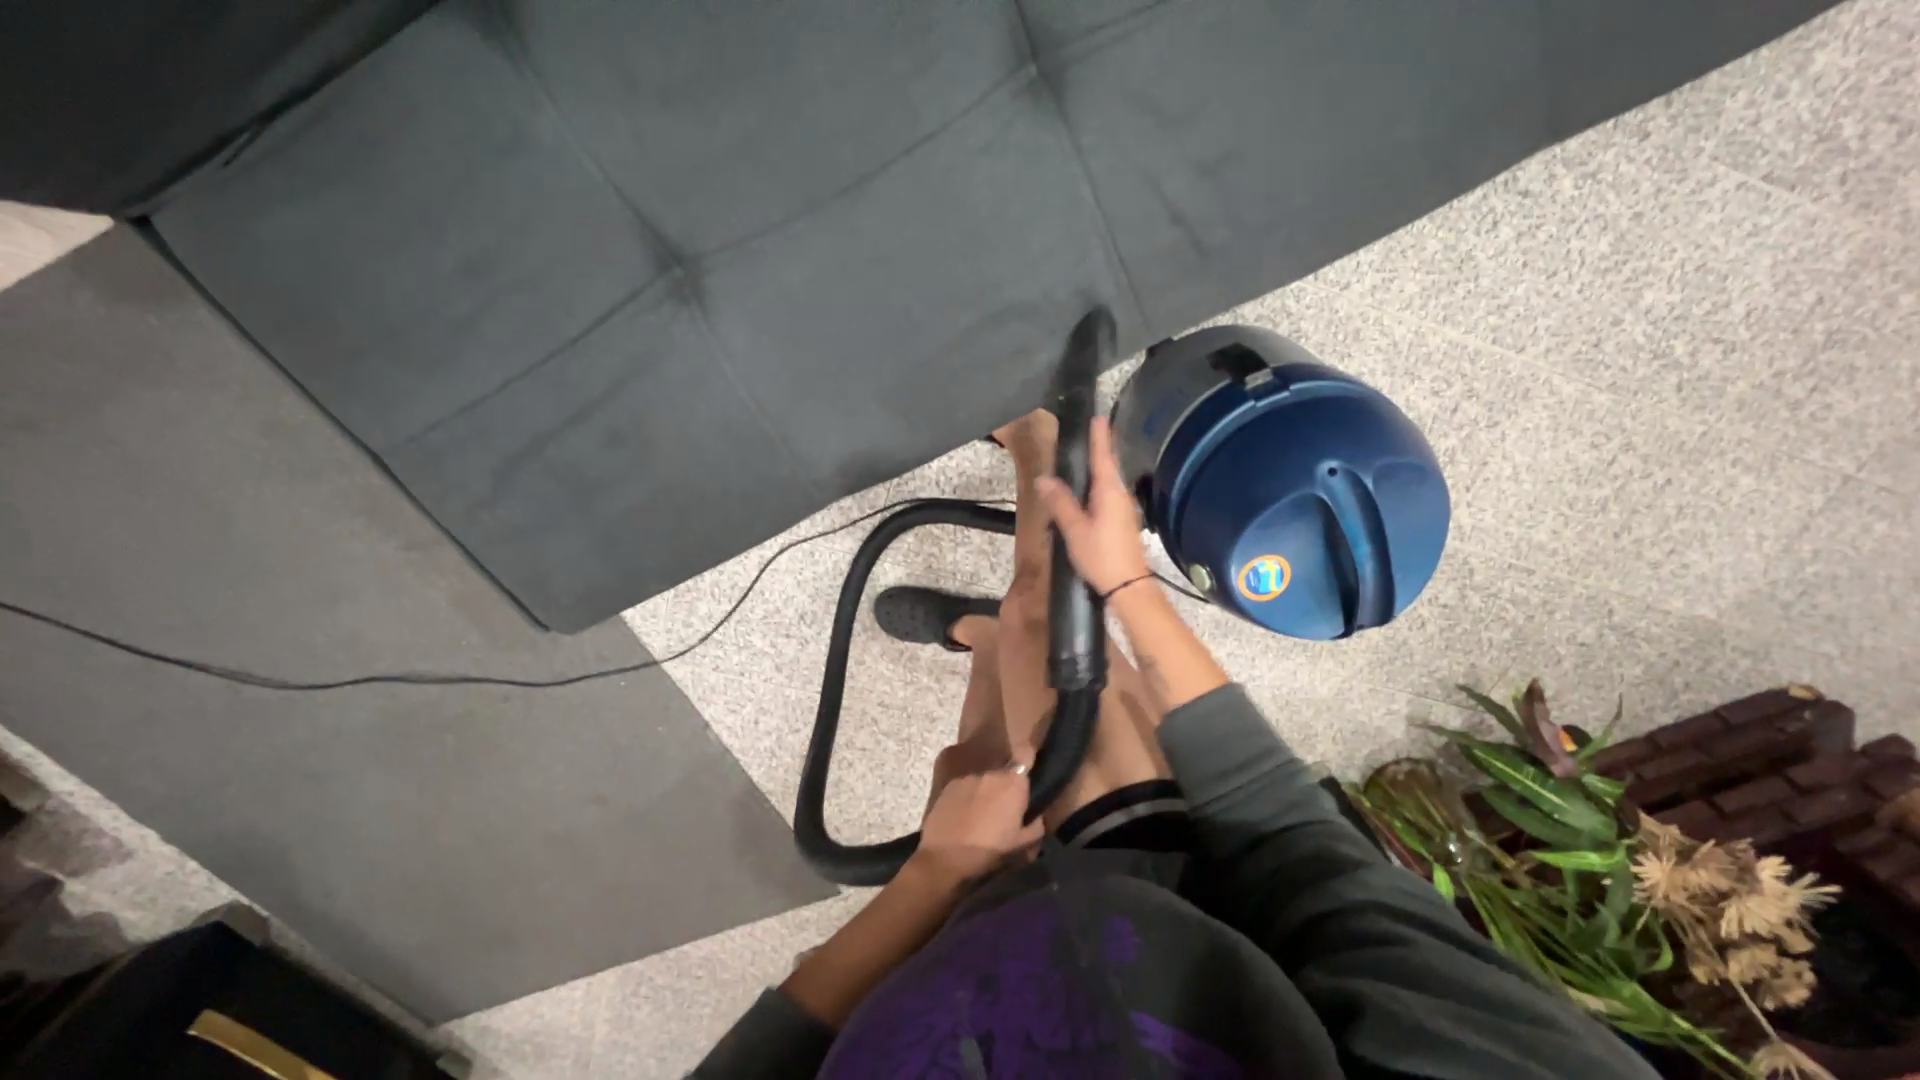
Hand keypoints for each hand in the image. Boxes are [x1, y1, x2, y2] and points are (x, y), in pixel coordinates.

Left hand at [914, 766, 1044, 884]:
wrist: (944, 857)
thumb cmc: (989, 850)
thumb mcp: (1023, 845)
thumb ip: (1036, 825)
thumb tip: (1038, 816)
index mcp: (1014, 783)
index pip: (1026, 755)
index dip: (1030, 756)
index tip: (1032, 764)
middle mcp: (991, 772)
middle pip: (1005, 771)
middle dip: (1007, 784)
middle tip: (1006, 806)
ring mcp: (967, 777)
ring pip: (984, 779)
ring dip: (987, 790)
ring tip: (983, 812)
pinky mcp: (948, 785)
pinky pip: (965, 786)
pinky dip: (968, 795)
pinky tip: (964, 814)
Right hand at [1034, 416, 1152, 595]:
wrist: (1128, 586)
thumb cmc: (1101, 556)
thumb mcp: (1074, 529)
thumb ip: (1059, 502)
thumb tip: (1043, 479)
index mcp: (1109, 491)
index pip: (1103, 456)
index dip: (1099, 436)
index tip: (1097, 416)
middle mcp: (1120, 495)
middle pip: (1108, 467)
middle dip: (1100, 450)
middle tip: (1090, 433)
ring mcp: (1124, 510)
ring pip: (1109, 483)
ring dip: (1098, 470)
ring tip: (1086, 459)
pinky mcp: (1123, 523)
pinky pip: (1109, 497)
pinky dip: (1098, 489)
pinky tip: (1088, 494)